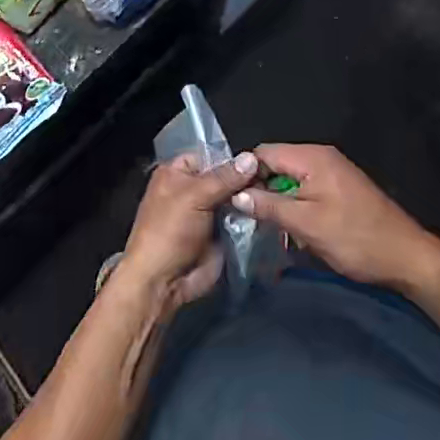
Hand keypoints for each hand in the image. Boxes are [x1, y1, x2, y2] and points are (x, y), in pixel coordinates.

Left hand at [116, 152, 258, 305]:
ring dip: (253, 199)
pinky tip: (271, 212)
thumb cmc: (169, 232)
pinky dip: (253, 216)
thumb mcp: (194, 197)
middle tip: (273, 180)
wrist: (162, 283)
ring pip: (237, 198)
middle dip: (248, 179)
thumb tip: (253, 157)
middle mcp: (193, 189)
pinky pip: (241, 218)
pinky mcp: (221, 233)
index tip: (262, 160)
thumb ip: (225, 177)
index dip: (234, 158)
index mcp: (178, 173)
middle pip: (228, 177)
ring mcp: (208, 212)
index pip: (211, 155)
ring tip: (276, 196)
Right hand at [229, 144, 439, 292]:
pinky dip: (294, 205)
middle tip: (244, 217)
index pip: (263, 152)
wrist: (405, 256)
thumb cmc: (355, 238)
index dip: (244, 174)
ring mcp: (332, 172)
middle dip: (259, 188)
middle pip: (276, 163)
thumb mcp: (306, 224)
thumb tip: (236, 195)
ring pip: (289, 179)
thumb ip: (269, 206)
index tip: (229, 199)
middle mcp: (321, 157)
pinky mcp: (339, 189)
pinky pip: (305, 189)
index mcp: (313, 157)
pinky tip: (290, 228)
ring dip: (277, 200)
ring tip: (263, 226)